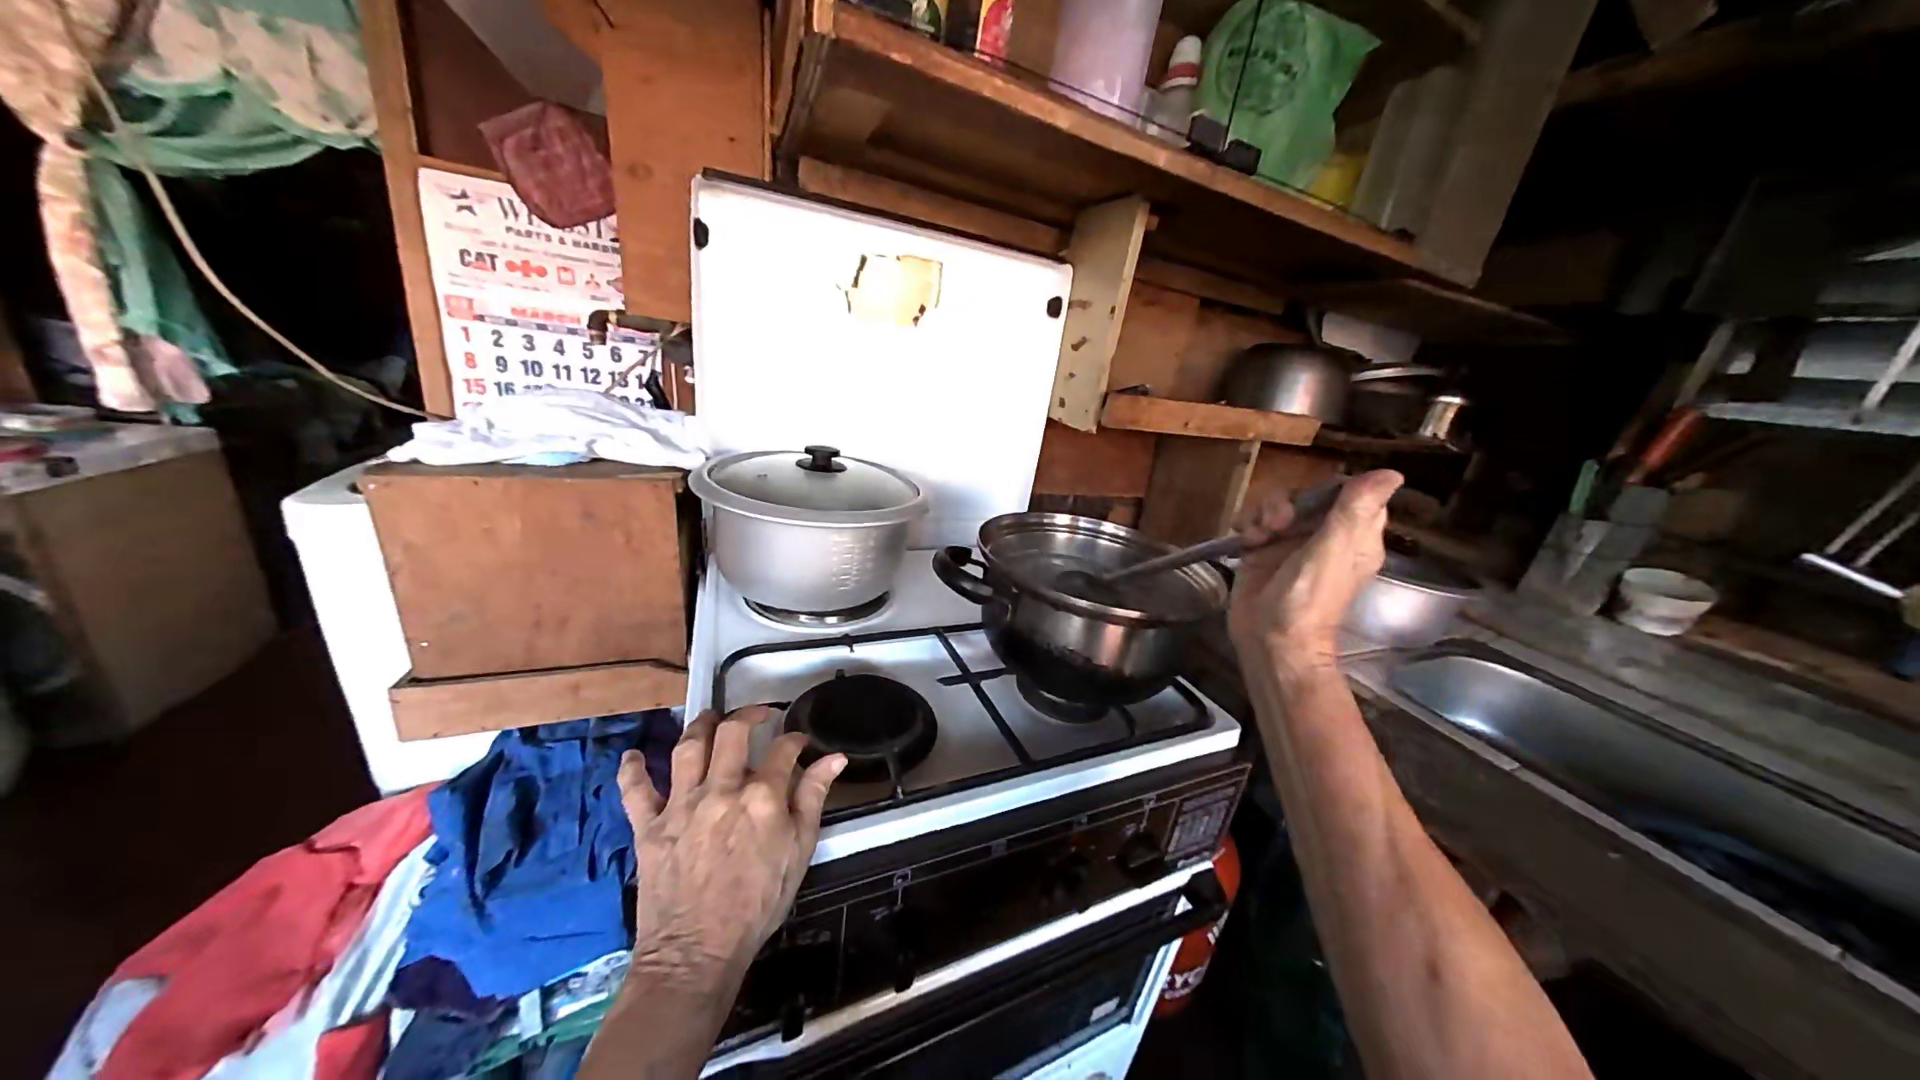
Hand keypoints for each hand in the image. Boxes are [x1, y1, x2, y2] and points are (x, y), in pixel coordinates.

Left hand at [618, 706, 845, 988]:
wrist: (698, 952)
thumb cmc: (757, 905)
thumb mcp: (800, 852)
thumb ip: (814, 799)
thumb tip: (834, 758)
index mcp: (762, 797)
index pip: (783, 749)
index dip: (795, 738)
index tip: (798, 740)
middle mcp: (721, 790)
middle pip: (732, 733)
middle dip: (748, 715)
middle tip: (757, 715)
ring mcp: (681, 805)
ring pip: (688, 748)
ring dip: (699, 725)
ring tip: (709, 717)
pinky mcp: (649, 826)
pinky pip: (635, 790)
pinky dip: (632, 769)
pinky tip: (634, 755)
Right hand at [1228, 470, 1403, 672]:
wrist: (1270, 637)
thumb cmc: (1307, 598)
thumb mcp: (1334, 551)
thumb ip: (1356, 511)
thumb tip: (1393, 472)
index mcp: (1355, 537)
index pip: (1349, 493)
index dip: (1329, 488)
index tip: (1311, 500)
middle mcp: (1325, 537)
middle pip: (1308, 495)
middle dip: (1288, 501)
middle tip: (1279, 522)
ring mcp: (1291, 544)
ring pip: (1278, 505)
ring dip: (1264, 513)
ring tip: (1258, 536)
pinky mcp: (1263, 550)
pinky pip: (1256, 521)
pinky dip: (1248, 525)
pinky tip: (1246, 541)